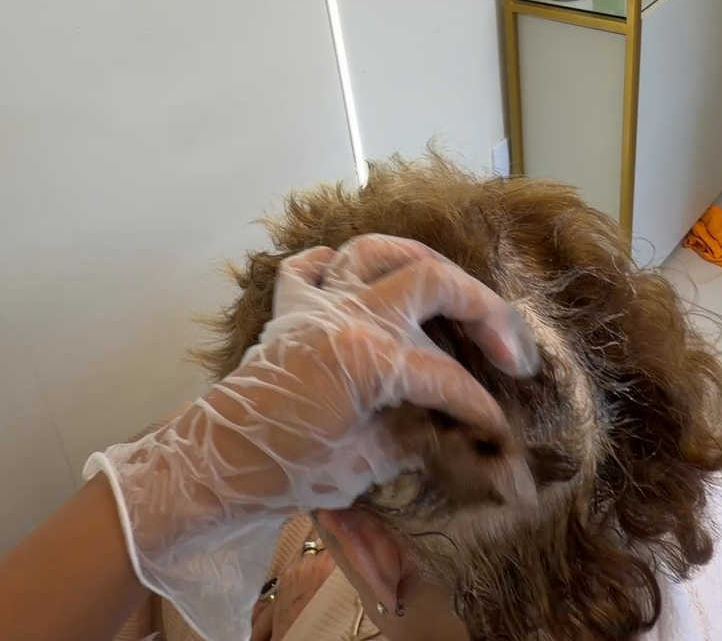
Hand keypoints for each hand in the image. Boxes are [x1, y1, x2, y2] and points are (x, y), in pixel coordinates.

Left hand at [86, 234, 537, 640]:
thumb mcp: (364, 465)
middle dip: (480, 306)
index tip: (500, 427)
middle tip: (505, 345)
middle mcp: (346, 315)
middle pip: (430, 279)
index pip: (445, 375)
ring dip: (416, 258)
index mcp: (369, 359)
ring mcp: (315, 304)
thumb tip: (462, 434)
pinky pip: (310, 266)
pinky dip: (333, 263)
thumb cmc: (287, 470)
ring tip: (447, 282)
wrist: (216, 462)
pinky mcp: (288, 308)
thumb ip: (418, 438)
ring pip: (373, 250)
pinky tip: (351, 275)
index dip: (479, 403)